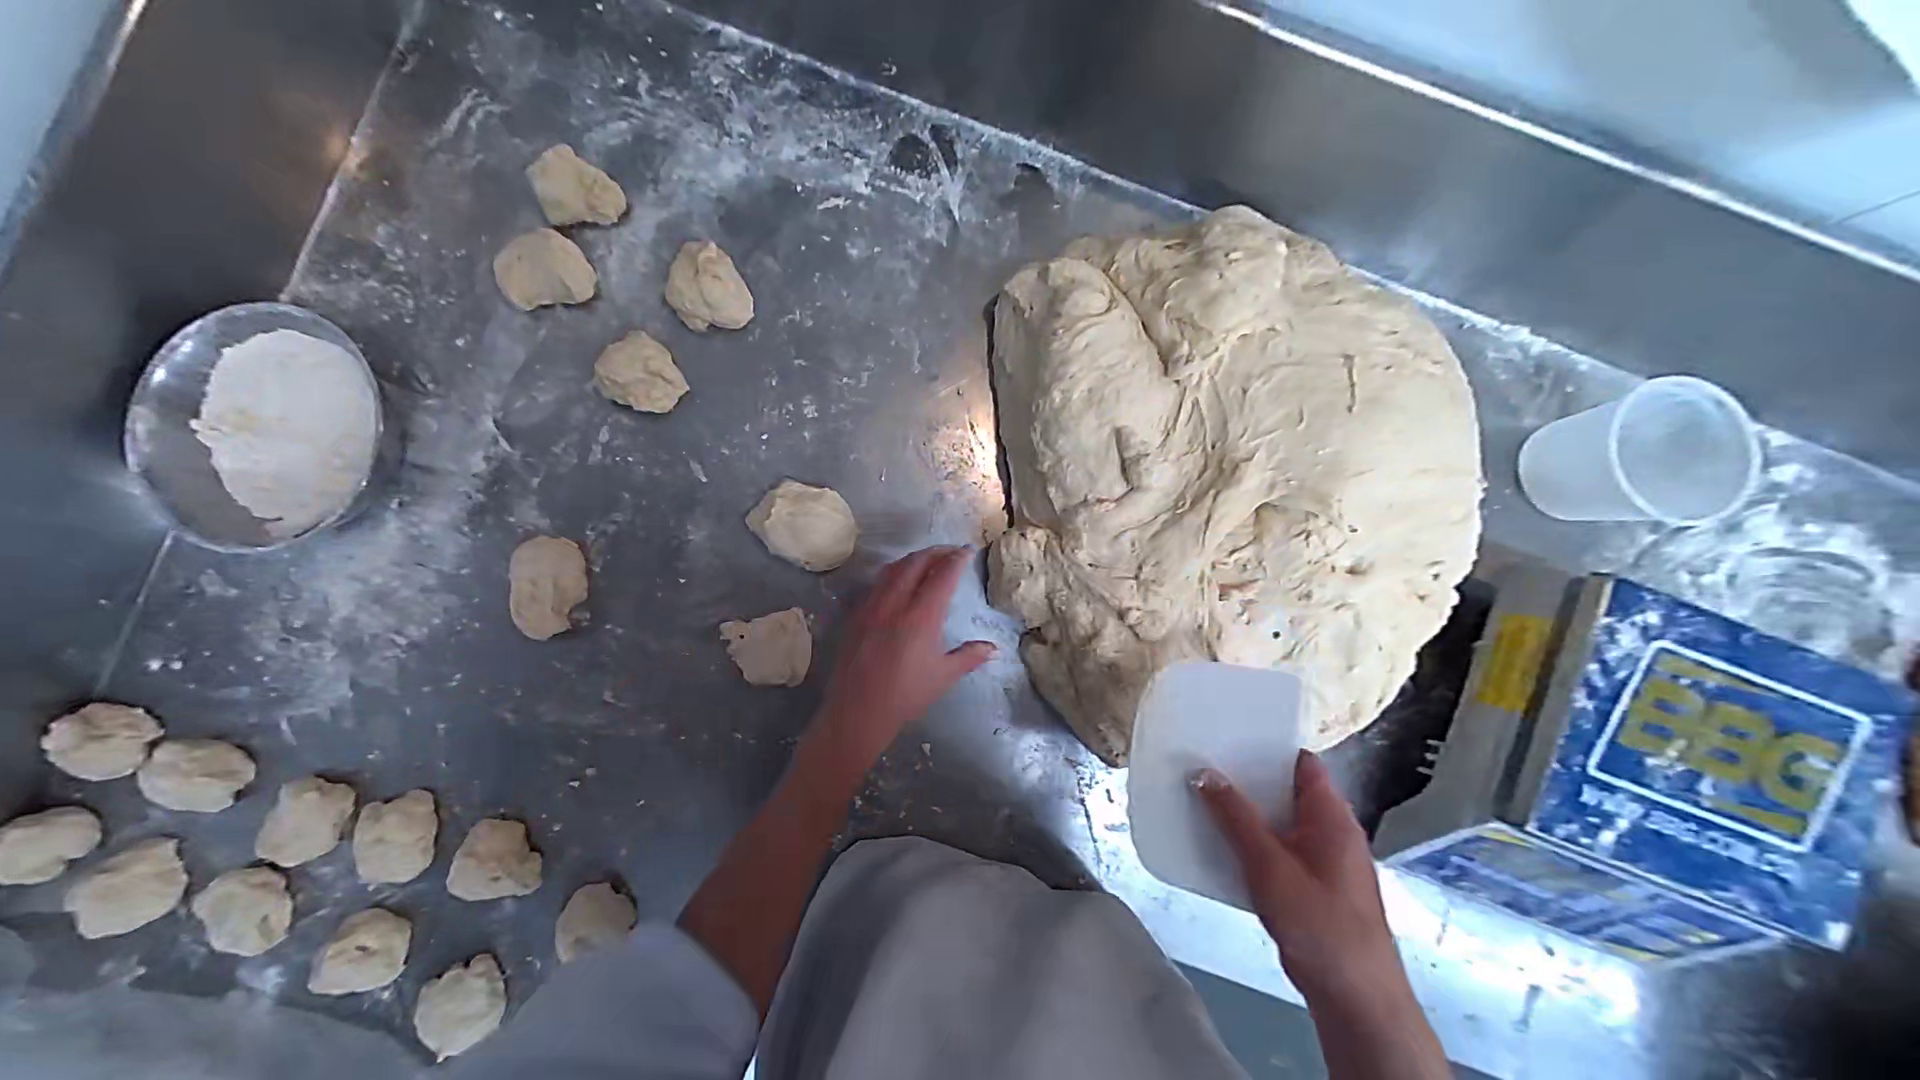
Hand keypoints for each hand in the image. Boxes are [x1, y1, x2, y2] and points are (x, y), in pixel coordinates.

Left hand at [811, 546, 994, 764]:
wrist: (858, 711)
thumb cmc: (906, 696)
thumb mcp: (944, 676)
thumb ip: (970, 656)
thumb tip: (994, 648)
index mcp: (921, 617)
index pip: (942, 576)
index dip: (956, 559)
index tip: (966, 552)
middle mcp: (895, 604)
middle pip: (915, 563)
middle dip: (935, 552)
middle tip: (949, 551)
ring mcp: (872, 607)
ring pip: (892, 570)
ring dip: (912, 559)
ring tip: (926, 560)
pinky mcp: (856, 615)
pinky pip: (876, 584)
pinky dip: (892, 574)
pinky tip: (897, 582)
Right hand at [1197, 752, 1446, 1079]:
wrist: (1354, 997)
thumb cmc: (1319, 923)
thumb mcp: (1268, 864)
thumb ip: (1235, 816)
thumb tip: (1205, 773)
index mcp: (1332, 816)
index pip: (1301, 762)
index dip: (1267, 746)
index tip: (1228, 734)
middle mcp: (1331, 832)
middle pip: (1285, 791)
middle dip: (1247, 780)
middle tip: (1205, 765)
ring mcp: (1323, 861)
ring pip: (1279, 823)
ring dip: (1246, 814)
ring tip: (1204, 798)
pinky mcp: (1312, 887)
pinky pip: (1277, 850)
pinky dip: (1252, 844)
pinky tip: (1220, 845)